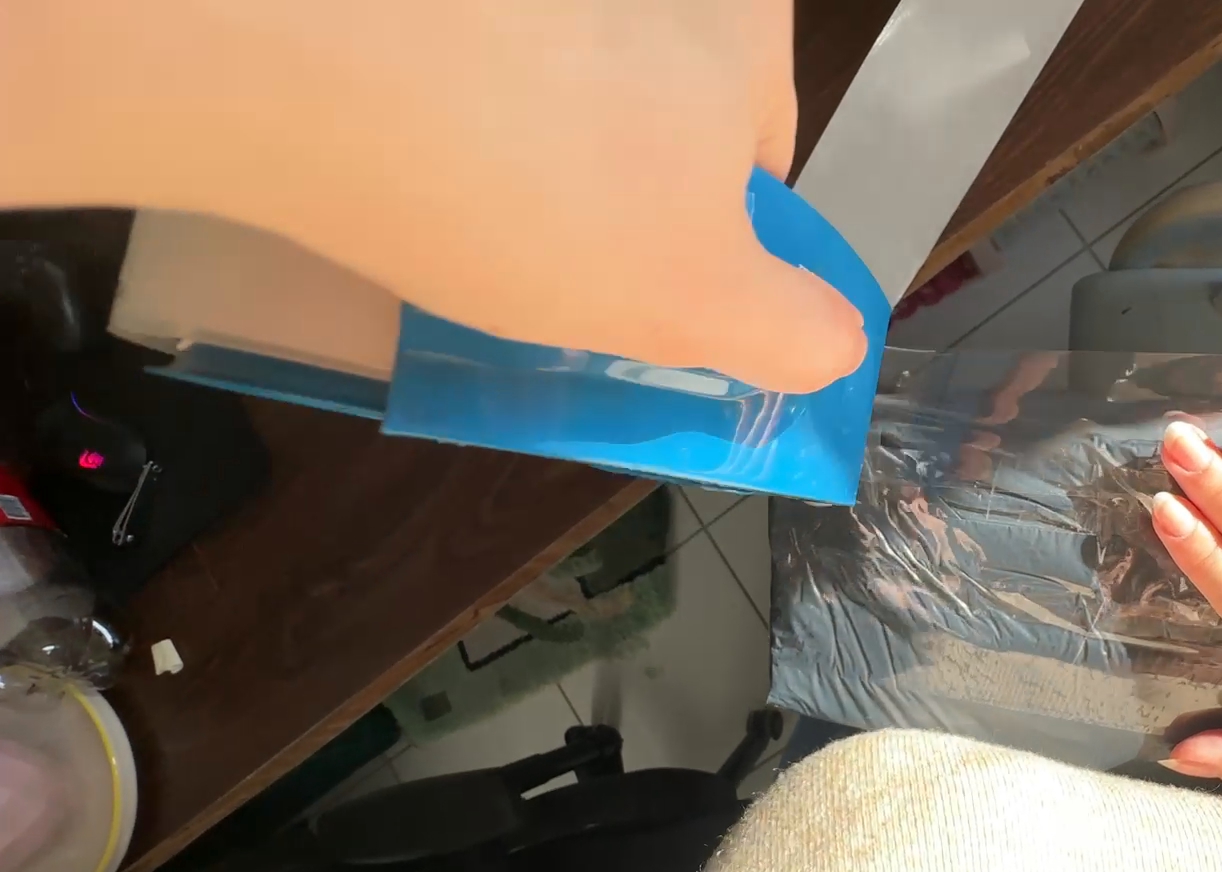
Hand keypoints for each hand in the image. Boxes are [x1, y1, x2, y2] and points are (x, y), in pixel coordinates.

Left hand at [4, 0, 866, 393]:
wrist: (235, 30)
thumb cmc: (533, 190)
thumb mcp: (701, 303)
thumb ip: (800, 333)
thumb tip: (838, 342)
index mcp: (737, 20)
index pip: (762, 145)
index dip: (716, 228)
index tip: (651, 267)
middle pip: (663, 100)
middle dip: (625, 181)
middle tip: (553, 243)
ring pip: (563, 69)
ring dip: (535, 139)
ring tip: (458, 190)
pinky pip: (469, 41)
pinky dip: (450, 89)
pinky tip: (396, 134)